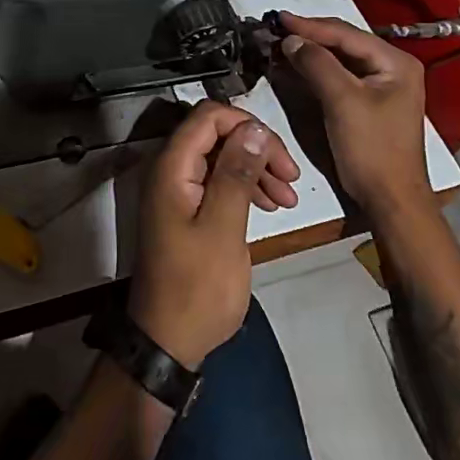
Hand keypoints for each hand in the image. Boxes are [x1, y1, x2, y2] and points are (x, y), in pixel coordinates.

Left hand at [129, 101, 300, 368]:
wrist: (168, 342)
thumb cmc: (197, 288)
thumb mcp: (223, 229)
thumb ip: (237, 174)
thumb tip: (254, 128)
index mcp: (172, 169)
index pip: (208, 117)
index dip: (246, 124)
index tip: (278, 154)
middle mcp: (171, 172)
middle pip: (217, 135)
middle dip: (257, 149)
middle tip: (291, 178)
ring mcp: (179, 192)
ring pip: (222, 159)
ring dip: (256, 170)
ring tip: (288, 199)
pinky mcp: (189, 211)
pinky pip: (219, 183)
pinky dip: (246, 188)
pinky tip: (271, 206)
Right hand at [276, 13, 431, 217]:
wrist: (390, 199)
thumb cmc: (372, 148)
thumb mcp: (342, 101)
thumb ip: (317, 64)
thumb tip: (291, 40)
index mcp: (395, 62)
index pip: (347, 34)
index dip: (311, 26)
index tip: (278, 19)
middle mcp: (393, 67)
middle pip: (346, 44)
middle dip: (311, 37)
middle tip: (277, 30)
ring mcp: (384, 86)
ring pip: (342, 60)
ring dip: (312, 54)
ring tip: (281, 45)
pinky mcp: (371, 103)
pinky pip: (341, 78)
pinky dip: (318, 72)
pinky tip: (297, 67)